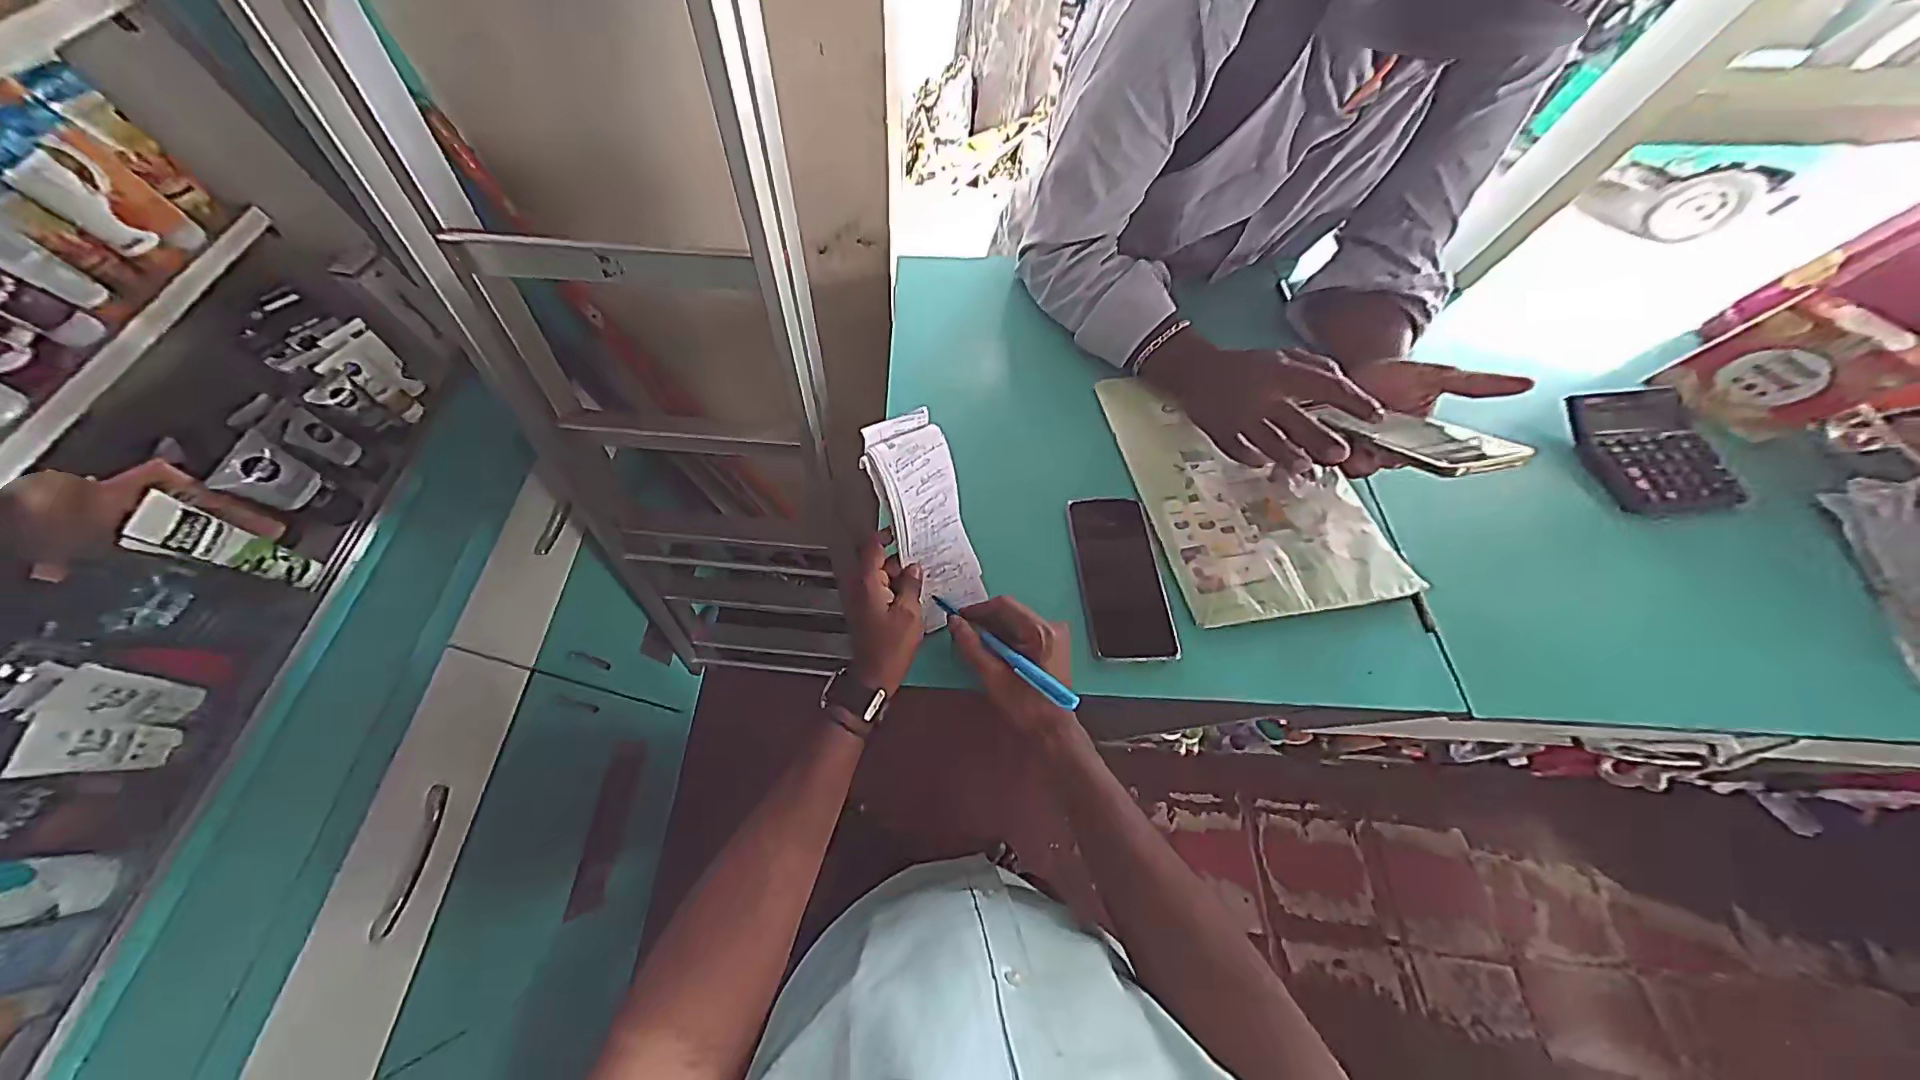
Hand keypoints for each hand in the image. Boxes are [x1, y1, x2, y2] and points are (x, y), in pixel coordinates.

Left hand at [840, 532, 923, 694]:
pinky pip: (879, 589)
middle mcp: (859, 587)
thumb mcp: (910, 613)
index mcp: (867, 583)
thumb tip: (914, 568)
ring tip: (918, 586)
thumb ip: (911, 585)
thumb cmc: (891, 647)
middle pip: (877, 561)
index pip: (872, 547)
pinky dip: (893, 589)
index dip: (886, 536)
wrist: (874, 675)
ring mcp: (860, 598)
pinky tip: (910, 598)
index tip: (901, 533)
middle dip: (898, 562)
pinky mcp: (865, 609)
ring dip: (897, 577)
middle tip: (919, 568)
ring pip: (880, 576)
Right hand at [948, 596, 1075, 739]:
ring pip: (1016, 621)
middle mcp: (1052, 626)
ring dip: (994, 629)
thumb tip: (954, 622)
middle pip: (1011, 612)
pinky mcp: (1053, 645)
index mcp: (1041, 631)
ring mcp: (1055, 635)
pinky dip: (1006, 638)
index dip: (977, 609)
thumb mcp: (993, 676)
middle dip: (985, 620)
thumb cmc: (1026, 706)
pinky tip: (993, 651)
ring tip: (976, 643)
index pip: (1004, 605)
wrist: (1053, 731)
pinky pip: (1024, 632)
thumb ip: (971, 646)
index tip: (958, 617)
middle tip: (963, 631)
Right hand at [1139, 328, 1381, 475]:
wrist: (1194, 373)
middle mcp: (1262, 397)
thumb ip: (1314, 367)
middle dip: (1323, 441)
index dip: (1353, 401)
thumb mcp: (1280, 356)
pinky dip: (1258, 460)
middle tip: (1341, 453)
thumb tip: (1346, 384)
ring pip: (1272, 445)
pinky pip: (1244, 454)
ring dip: (1293, 458)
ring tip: (1307, 466)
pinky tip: (1268, 463)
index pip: (1325, 386)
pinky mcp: (1222, 435)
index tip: (1373, 415)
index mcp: (1280, 372)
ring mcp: (1240, 420)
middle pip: (1299, 424)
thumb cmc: (1244, 366)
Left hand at [1340, 360, 1535, 477]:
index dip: (1407, 457)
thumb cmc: (1400, 376)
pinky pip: (1321, 454)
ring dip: (1347, 450)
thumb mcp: (1439, 377)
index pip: (1414, 462)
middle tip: (1371, 437)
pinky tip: (1326, 429)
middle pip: (1376, 466)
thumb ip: (1477, 384)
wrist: (1360, 367)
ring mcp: (1351, 449)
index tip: (1402, 447)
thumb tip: (1526, 384)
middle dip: (1374, 454)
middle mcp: (1380, 454)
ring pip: (1349, 463)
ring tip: (1348, 431)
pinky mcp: (1322, 442)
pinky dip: (1322, 444)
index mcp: (1409, 446)